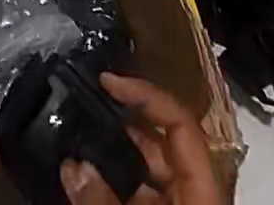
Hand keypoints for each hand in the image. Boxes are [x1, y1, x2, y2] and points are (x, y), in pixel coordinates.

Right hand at [61, 72, 223, 204]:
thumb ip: (102, 200)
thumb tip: (70, 164)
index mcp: (202, 188)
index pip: (180, 121)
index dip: (145, 94)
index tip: (107, 80)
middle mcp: (194, 191)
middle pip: (160, 142)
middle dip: (121, 121)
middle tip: (85, 103)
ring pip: (147, 170)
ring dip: (112, 152)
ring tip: (76, 136)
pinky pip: (141, 194)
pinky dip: (114, 182)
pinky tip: (82, 179)